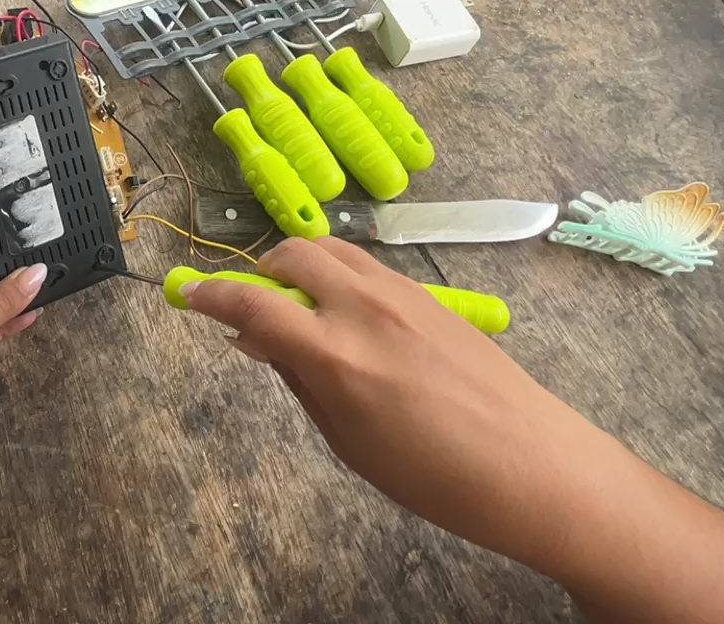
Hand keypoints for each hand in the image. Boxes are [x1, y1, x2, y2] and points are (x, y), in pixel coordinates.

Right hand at [183, 237, 639, 572]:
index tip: (186, 292)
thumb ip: (297, 376)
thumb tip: (254, 337)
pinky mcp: (425, 290)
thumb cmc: (435, 476)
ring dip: (298, 265)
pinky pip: (362, 262)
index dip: (211, 294)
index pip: (255, 305)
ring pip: (328, 247)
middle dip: (260, 272)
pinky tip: (346, 311)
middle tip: (258, 305)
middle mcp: (363, 307)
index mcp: (338, 356)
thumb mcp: (348, 440)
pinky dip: (335, 271)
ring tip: (301, 303)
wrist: (537, 466)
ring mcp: (399, 292)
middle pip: (290, 255)